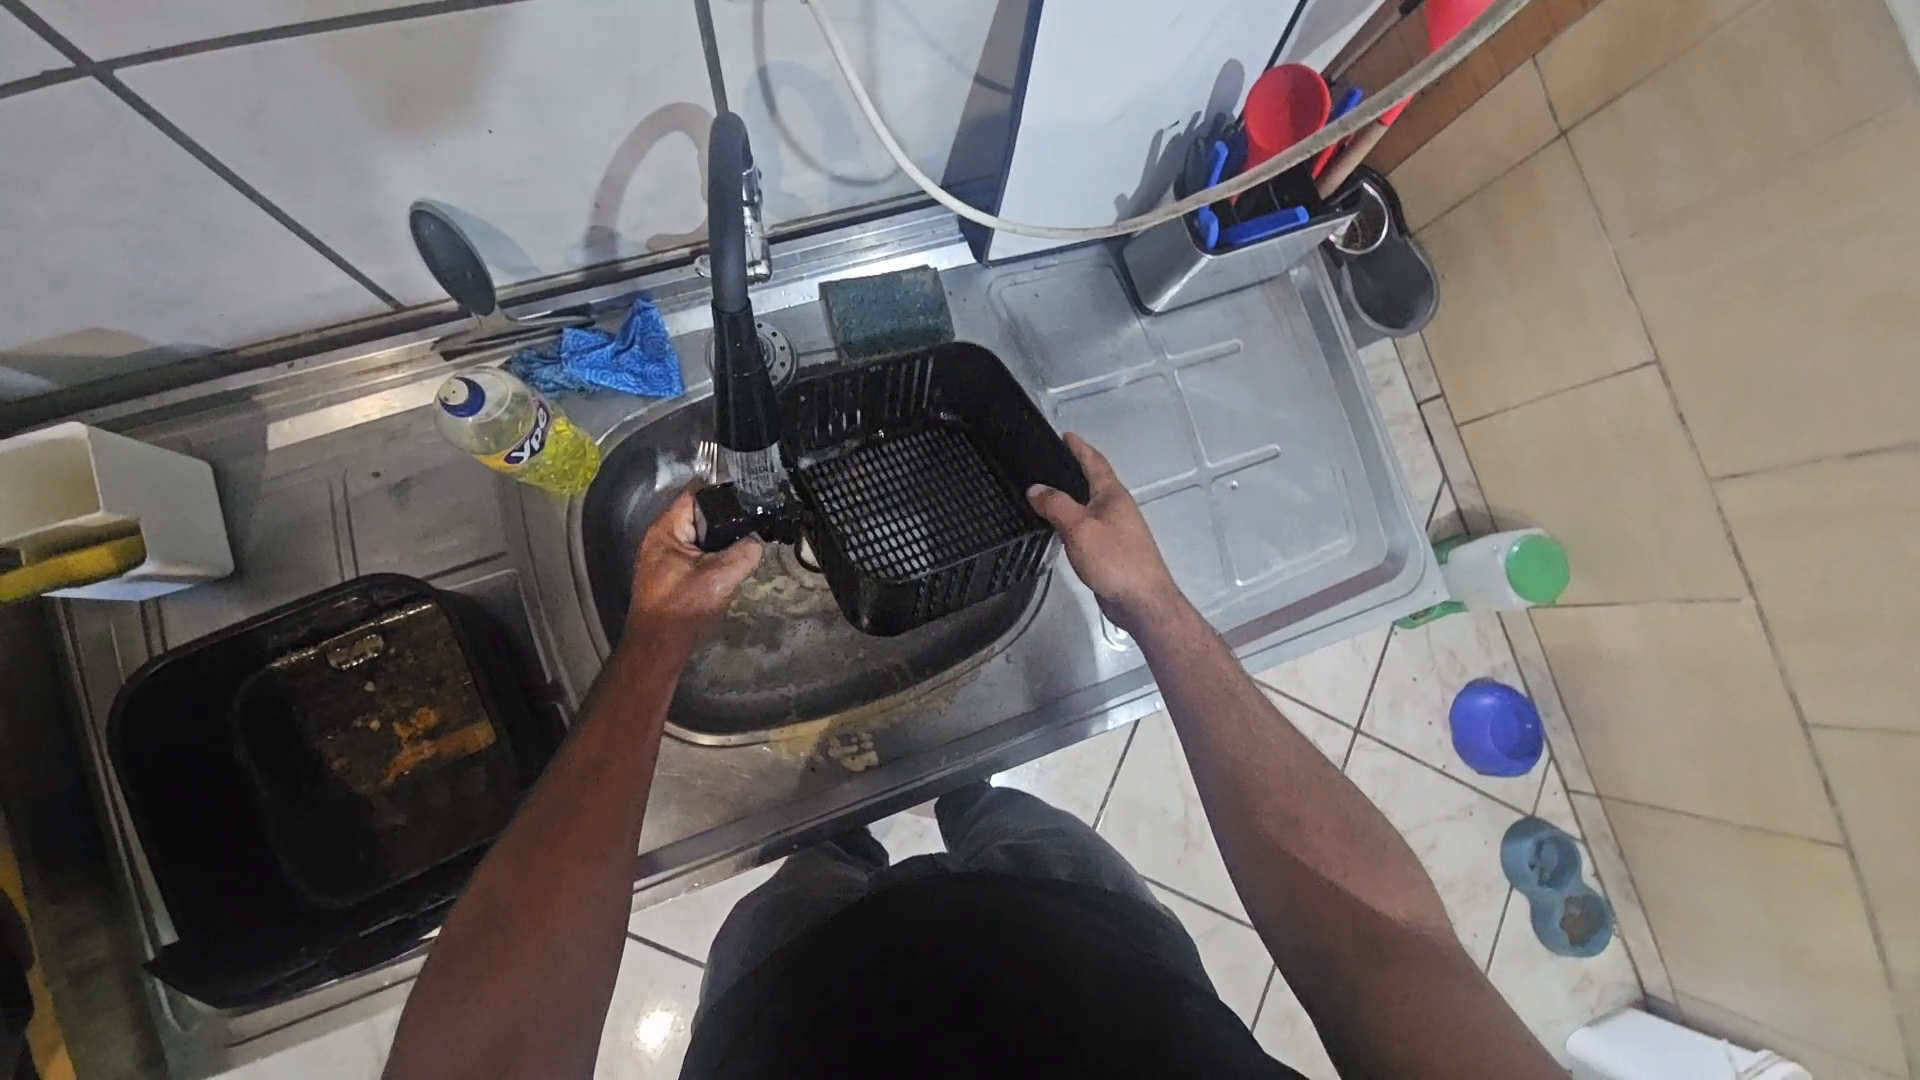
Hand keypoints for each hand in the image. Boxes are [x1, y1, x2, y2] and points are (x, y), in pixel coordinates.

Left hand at [625, 490, 763, 651]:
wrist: (659, 647)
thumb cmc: (683, 608)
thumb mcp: (720, 577)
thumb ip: (744, 553)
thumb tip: (757, 541)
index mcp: (667, 530)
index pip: (696, 493)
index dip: (723, 492)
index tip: (751, 496)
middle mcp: (663, 538)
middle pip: (700, 514)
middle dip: (727, 519)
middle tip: (756, 522)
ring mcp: (666, 557)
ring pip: (702, 537)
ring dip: (723, 541)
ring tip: (750, 542)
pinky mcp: (673, 574)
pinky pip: (700, 554)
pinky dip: (716, 556)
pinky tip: (733, 566)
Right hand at [1027, 434, 1185, 634]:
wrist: (1141, 600)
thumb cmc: (1114, 558)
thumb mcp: (1079, 527)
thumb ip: (1056, 505)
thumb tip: (1035, 489)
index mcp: (1112, 495)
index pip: (1094, 462)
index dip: (1079, 447)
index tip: (1064, 435)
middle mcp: (1117, 507)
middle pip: (1093, 481)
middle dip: (1073, 470)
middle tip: (1047, 463)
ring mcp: (1116, 529)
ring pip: (1089, 505)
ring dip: (1071, 497)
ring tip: (1045, 493)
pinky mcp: (1111, 550)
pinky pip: (1087, 526)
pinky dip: (1072, 520)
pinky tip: (1057, 528)